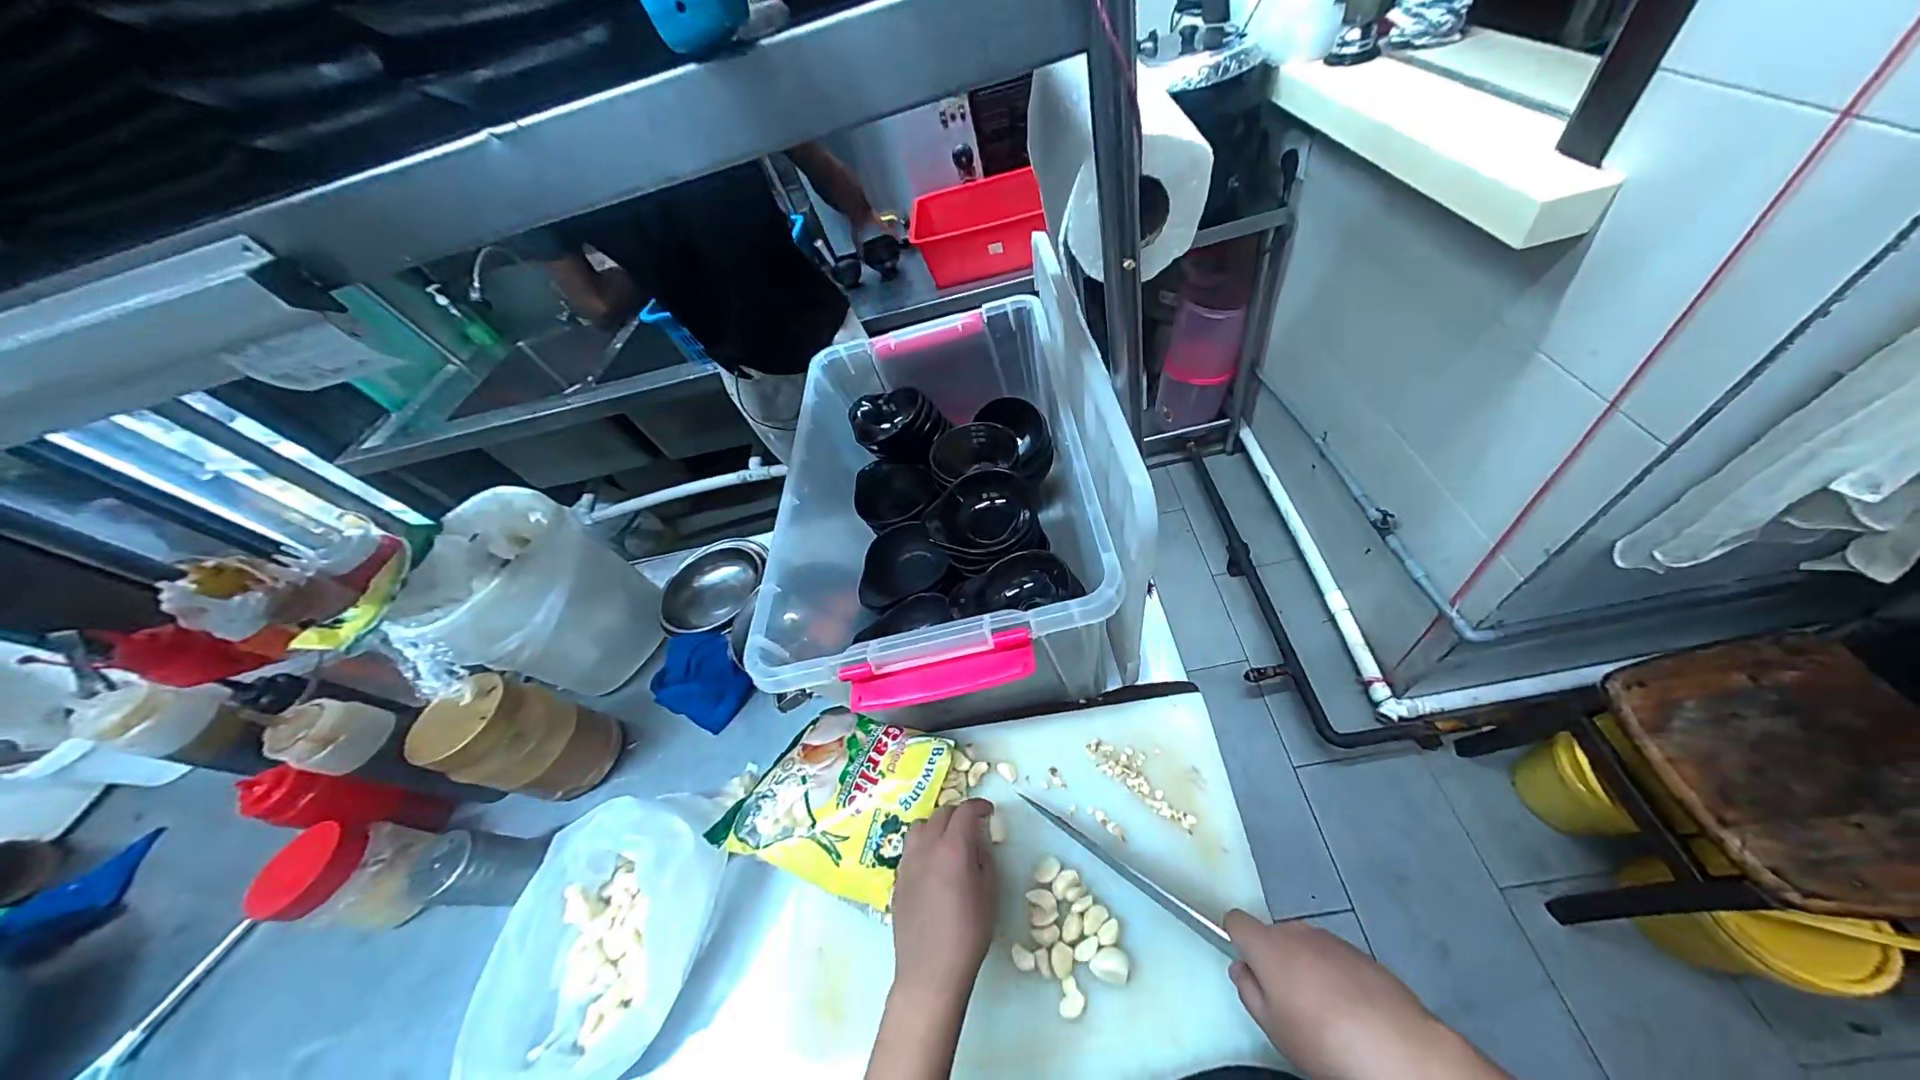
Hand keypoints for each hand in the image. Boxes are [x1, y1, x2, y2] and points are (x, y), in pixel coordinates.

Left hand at [866, 800, 997, 1079]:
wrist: (930, 970)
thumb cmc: (968, 934)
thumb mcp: (989, 894)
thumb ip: (984, 860)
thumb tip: (977, 844)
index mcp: (952, 848)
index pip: (964, 811)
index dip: (978, 806)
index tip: (988, 811)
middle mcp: (926, 848)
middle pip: (940, 814)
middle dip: (958, 814)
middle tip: (971, 825)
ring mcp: (907, 863)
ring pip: (919, 827)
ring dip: (936, 826)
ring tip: (947, 840)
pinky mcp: (896, 880)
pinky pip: (910, 849)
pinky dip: (923, 846)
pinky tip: (933, 865)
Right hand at [1224, 910, 1510, 1079]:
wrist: (1398, 1048)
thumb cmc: (1322, 1038)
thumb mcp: (1272, 1025)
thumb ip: (1248, 990)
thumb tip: (1242, 969)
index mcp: (1267, 944)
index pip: (1236, 920)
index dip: (1237, 938)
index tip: (1247, 965)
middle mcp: (1297, 931)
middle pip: (1274, 934)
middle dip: (1275, 957)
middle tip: (1287, 998)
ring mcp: (1333, 940)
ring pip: (1306, 944)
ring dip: (1306, 965)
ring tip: (1325, 1008)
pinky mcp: (1364, 954)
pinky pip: (1336, 957)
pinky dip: (1336, 974)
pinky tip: (1352, 1009)